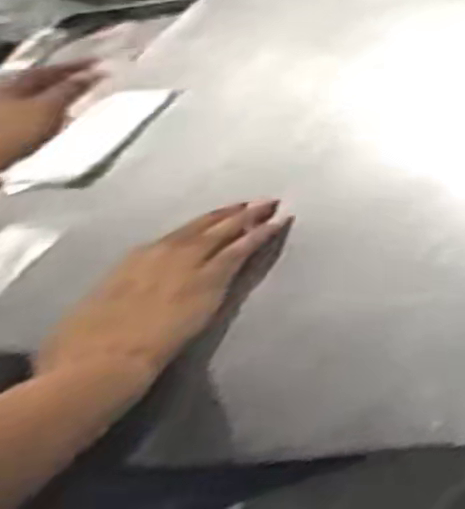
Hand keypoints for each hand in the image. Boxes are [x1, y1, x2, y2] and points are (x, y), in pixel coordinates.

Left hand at [0, 62, 101, 169]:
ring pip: (34, 97)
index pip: (48, 70)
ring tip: (78, 94)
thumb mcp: (49, 106)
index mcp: (12, 86)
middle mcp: (5, 95)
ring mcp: (4, 111)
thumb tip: (93, 73)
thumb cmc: (14, 130)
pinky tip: (60, 115)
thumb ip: (71, 89)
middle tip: (91, 75)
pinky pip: (33, 112)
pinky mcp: (7, 127)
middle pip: (38, 83)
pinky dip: (49, 109)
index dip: (75, 65)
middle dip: (64, 79)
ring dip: (57, 94)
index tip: (99, 61)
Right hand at [36, 201, 291, 386]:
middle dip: (231, 214)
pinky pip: (243, 248)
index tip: (218, 216)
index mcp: (129, 263)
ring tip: (272, 205)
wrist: (100, 363)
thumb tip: (129, 286)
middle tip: (255, 202)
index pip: (174, 236)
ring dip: (252, 217)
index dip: (200, 225)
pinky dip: (264, 234)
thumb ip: (121, 288)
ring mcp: (188, 264)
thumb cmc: (82, 348)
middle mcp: (160, 255)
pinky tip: (280, 223)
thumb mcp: (95, 307)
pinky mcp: (211, 277)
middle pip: (203, 228)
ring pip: (227, 232)